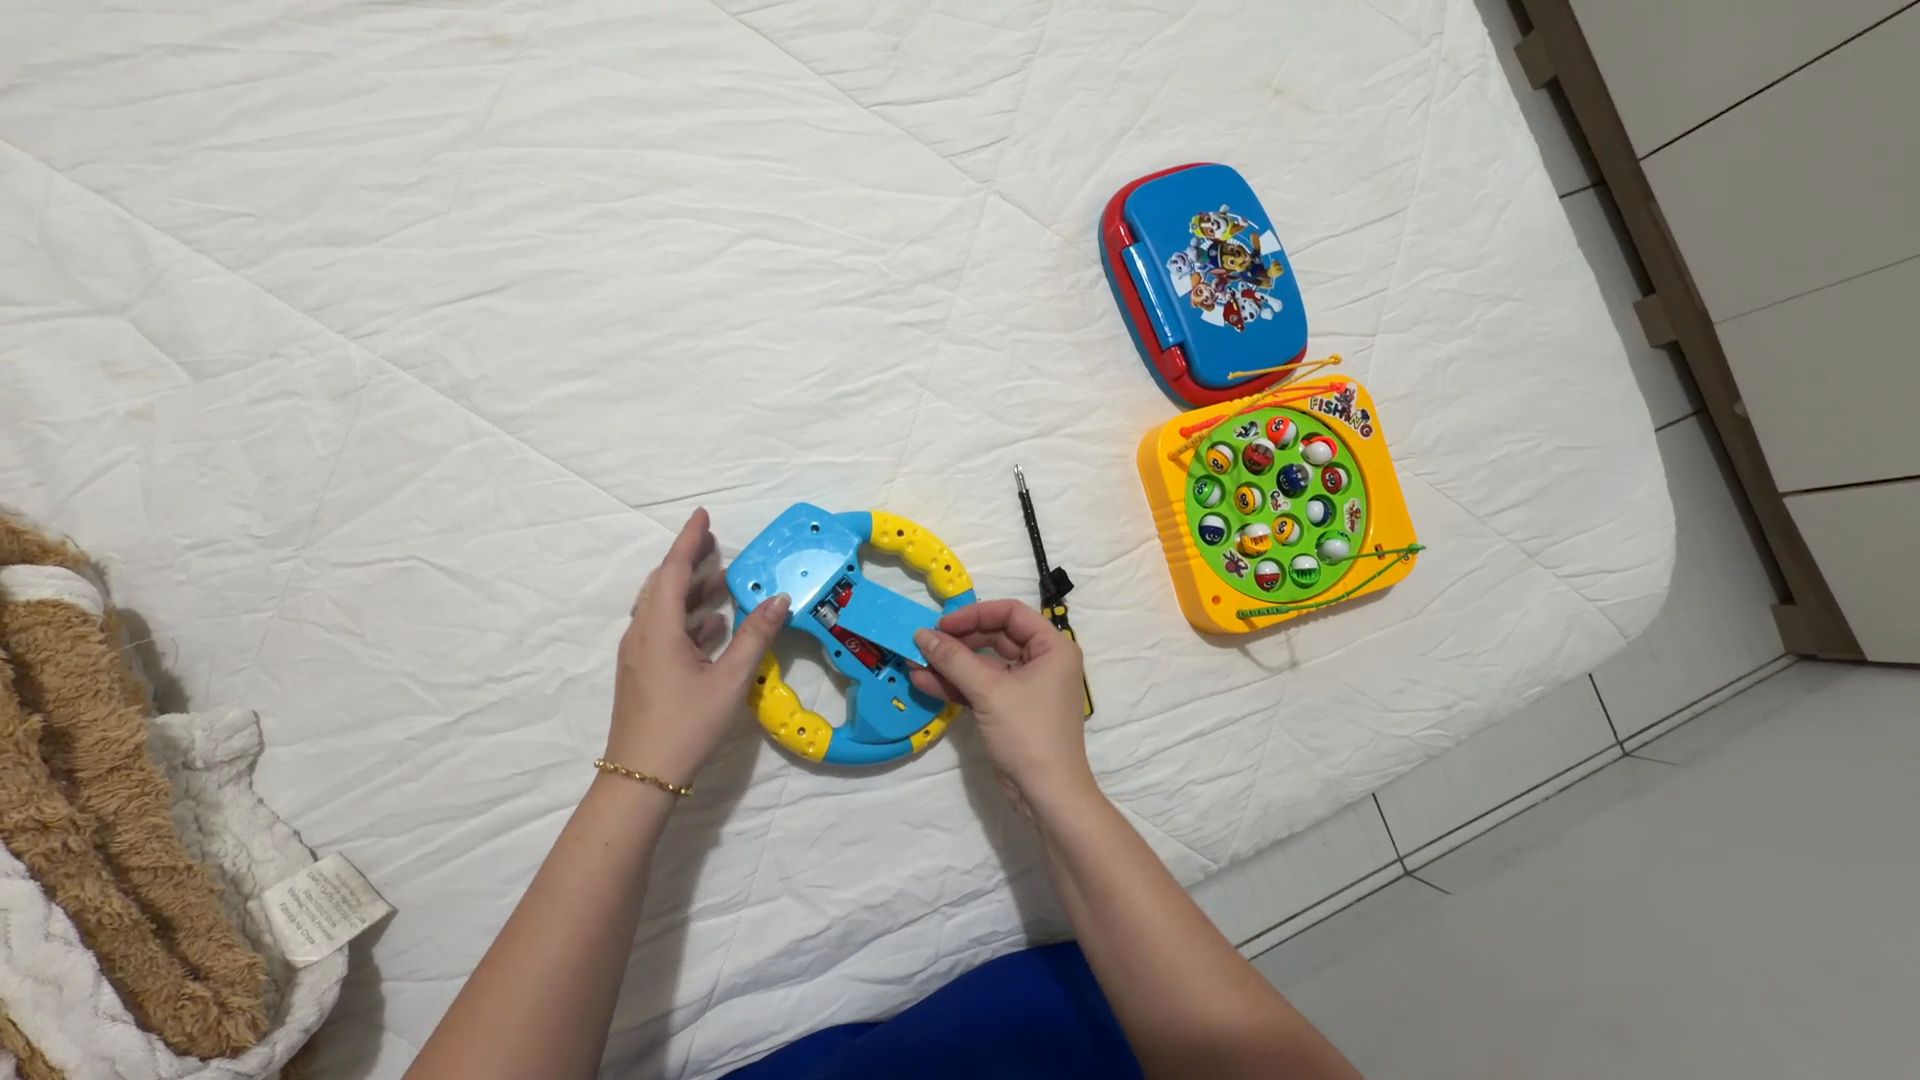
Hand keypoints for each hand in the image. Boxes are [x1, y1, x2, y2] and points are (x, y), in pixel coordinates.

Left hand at [609, 509, 788, 786]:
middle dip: (690, 561)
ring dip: (691, 591)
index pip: (673, 570)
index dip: (689, 540)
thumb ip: (755, 636)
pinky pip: (664, 630)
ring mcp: (639, 654)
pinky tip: (714, 625)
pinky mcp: (643, 672)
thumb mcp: (730, 679)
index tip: (703, 515)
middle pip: (664, 585)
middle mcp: (642, 634)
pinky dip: (688, 618)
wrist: (642, 776)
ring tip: (723, 580)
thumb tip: (780, 600)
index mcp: (658, 628)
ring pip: (663, 608)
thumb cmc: (687, 724)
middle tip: (716, 543)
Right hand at [909, 599, 1095, 814]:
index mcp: (1052, 647)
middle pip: (995, 636)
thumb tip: (921, 634)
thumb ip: (954, 659)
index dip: (975, 614)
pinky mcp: (1008, 710)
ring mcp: (1025, 687)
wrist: (1047, 795)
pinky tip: (923, 681)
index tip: (942, 624)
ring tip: (914, 661)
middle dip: (958, 640)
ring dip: (950, 664)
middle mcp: (1042, 662)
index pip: (1011, 613)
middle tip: (924, 642)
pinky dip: (955, 685)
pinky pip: (980, 688)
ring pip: (983, 664)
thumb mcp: (989, 691)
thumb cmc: (1029, 733)